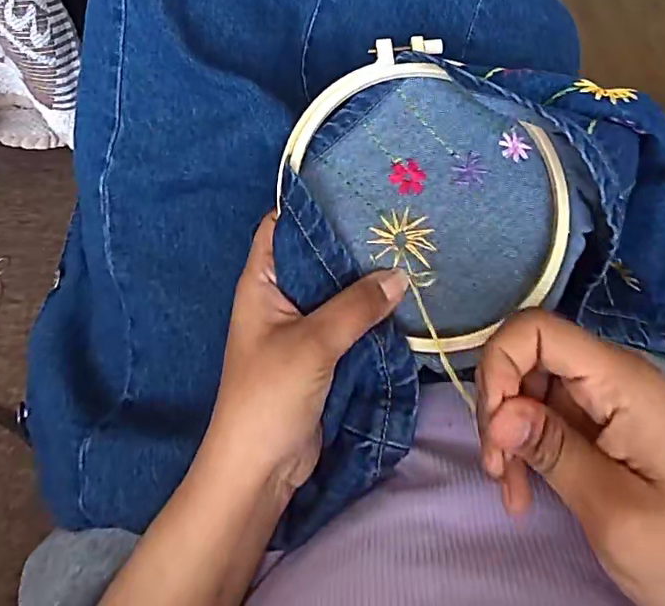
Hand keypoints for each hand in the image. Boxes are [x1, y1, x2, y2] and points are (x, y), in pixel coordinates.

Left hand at [203, 210, 409, 497]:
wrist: (260, 470)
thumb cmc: (270, 394)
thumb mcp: (313, 343)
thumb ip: (356, 306)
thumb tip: (399, 275)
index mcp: (261, 281)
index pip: (281, 227)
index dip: (310, 207)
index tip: (351, 192)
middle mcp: (279, 295)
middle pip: (315, 256)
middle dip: (349, 242)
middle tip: (391, 222)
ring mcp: (299, 324)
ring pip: (334, 288)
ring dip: (363, 278)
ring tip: (404, 251)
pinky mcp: (319, 350)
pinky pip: (345, 318)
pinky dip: (367, 308)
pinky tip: (398, 295)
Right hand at [477, 310, 664, 605]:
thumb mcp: (616, 513)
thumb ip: (553, 452)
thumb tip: (497, 412)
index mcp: (622, 380)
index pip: (537, 328)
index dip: (501, 362)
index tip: (495, 427)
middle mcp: (610, 375)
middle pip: (528, 355)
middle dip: (499, 404)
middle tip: (497, 468)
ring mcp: (605, 399)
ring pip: (529, 387)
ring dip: (507, 432)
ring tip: (510, 488)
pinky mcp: (600, 425)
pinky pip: (544, 415)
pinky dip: (524, 447)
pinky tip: (523, 489)